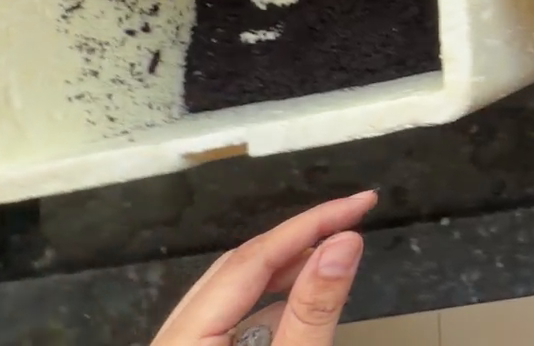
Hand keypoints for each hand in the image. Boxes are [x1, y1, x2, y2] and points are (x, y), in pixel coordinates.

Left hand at [151, 191, 375, 345]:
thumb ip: (313, 309)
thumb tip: (347, 241)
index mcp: (182, 343)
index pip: (252, 259)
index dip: (313, 223)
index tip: (365, 202)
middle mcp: (168, 340)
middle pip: (237, 268)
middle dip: (300, 240)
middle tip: (354, 223)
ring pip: (232, 291)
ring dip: (287, 271)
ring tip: (336, 264)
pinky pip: (228, 317)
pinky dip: (271, 302)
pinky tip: (301, 309)